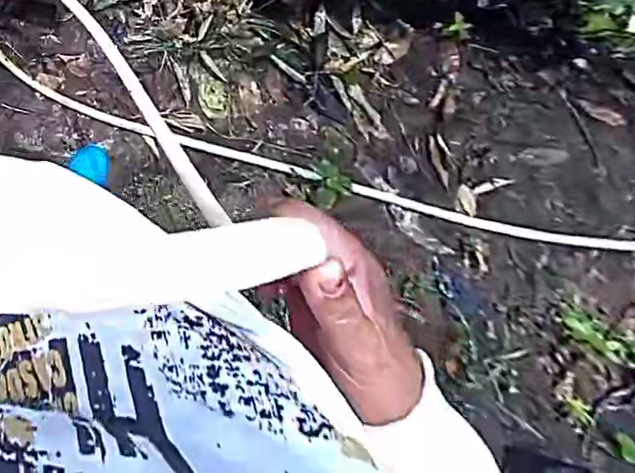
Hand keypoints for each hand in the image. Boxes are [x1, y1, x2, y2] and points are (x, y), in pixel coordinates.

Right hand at [267, 199, 424, 425]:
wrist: (389, 411)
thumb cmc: (385, 382)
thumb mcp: (360, 347)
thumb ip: (340, 307)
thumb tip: (324, 267)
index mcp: (355, 264)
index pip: (311, 223)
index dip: (280, 229)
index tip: (258, 250)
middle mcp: (337, 262)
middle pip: (292, 224)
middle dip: (264, 236)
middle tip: (245, 261)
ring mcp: (320, 276)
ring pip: (282, 240)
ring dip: (262, 251)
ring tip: (250, 274)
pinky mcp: (306, 292)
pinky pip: (279, 263)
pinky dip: (264, 269)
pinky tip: (261, 288)